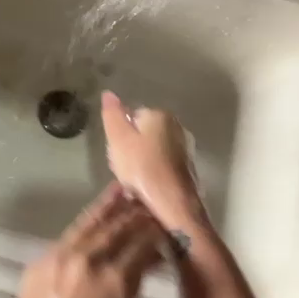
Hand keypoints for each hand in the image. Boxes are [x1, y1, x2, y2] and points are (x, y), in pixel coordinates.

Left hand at [0, 184, 165, 297]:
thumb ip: (130, 292)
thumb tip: (143, 267)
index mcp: (114, 282)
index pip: (143, 244)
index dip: (158, 233)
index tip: (168, 226)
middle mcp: (89, 260)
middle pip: (119, 227)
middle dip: (138, 215)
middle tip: (152, 206)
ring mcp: (62, 256)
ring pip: (93, 223)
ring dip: (112, 207)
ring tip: (126, 192)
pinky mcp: (42, 260)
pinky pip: (72, 234)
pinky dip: (89, 222)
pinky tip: (97, 216)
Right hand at [99, 91, 206, 231]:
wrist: (174, 204)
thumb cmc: (142, 168)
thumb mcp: (118, 139)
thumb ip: (112, 114)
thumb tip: (108, 93)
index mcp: (161, 115)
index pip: (133, 116)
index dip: (121, 135)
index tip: (118, 152)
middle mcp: (178, 127)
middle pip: (145, 133)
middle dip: (133, 148)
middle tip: (124, 167)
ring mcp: (187, 149)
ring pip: (155, 151)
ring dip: (144, 163)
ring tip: (135, 182)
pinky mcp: (190, 169)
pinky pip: (164, 166)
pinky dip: (155, 175)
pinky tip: (148, 189)